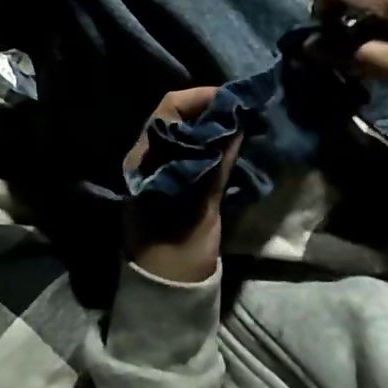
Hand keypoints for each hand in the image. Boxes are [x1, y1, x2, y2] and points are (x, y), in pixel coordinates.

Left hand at [124, 87, 241, 282]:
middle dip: (211, 109)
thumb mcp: (200, 205)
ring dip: (213, 125)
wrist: (167, 289)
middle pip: (179, 117)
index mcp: (143, 160)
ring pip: (188, 133)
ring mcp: (161, 171)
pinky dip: (212, 144)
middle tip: (243, 110)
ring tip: (243, 124)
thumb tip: (236, 122)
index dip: (201, 98)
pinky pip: (193, 151)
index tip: (233, 100)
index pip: (169, 110)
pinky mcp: (176, 184)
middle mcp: (148, 159)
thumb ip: (217, 161)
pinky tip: (234, 145)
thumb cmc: (178, 249)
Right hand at [322, 0, 387, 94]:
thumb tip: (309, 49)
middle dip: (337, 21)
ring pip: (367, 4)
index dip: (321, 8)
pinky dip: (371, 30)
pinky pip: (383, 12)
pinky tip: (374, 55)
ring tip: (354, 59)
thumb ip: (348, 54)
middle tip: (334, 53)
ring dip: (354, 28)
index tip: (319, 37)